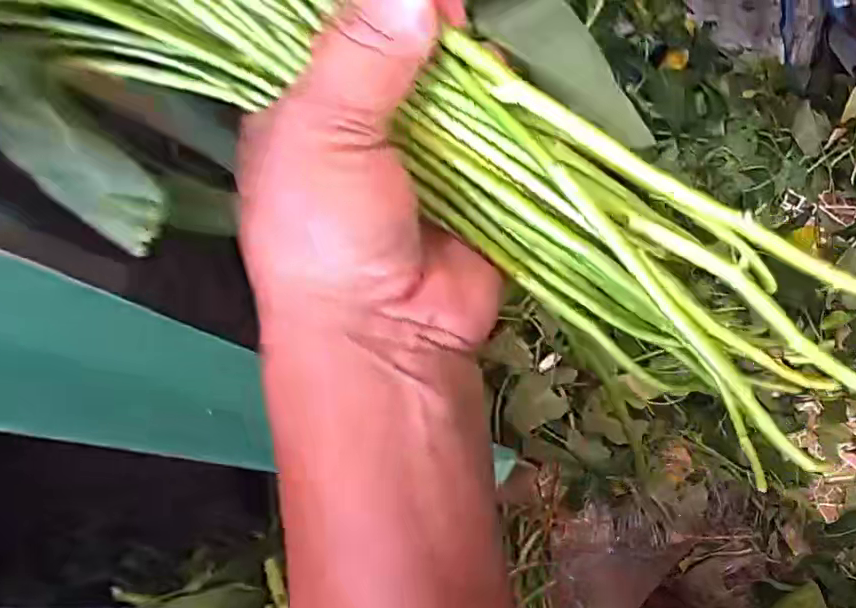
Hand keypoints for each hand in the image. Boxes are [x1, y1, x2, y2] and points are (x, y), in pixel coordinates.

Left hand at [238, 0, 498, 353]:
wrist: (389, 329)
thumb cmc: (327, 228)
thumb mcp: (325, 128)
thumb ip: (365, 56)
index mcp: (324, 104)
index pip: (358, 32)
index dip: (390, 6)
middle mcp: (387, 131)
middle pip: (422, 67)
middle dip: (445, 39)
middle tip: (465, 17)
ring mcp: (445, 172)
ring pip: (474, 113)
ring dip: (490, 89)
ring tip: (500, 63)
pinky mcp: (493, 207)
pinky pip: (512, 165)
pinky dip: (525, 141)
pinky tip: (531, 109)